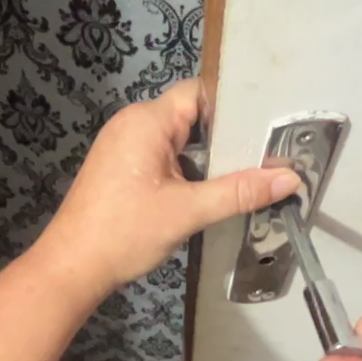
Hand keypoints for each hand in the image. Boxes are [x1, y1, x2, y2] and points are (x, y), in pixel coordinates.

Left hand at [32, 80, 300, 299]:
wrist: (72, 268)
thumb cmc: (123, 233)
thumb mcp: (187, 211)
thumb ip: (239, 192)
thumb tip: (289, 178)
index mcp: (147, 121)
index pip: (200, 93)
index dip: (234, 105)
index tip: (268, 125)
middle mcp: (134, 124)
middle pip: (193, 117)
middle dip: (227, 137)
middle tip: (269, 154)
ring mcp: (125, 147)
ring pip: (180, 141)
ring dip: (209, 159)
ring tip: (250, 174)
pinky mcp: (123, 169)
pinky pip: (165, 158)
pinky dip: (189, 172)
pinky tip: (212, 192)